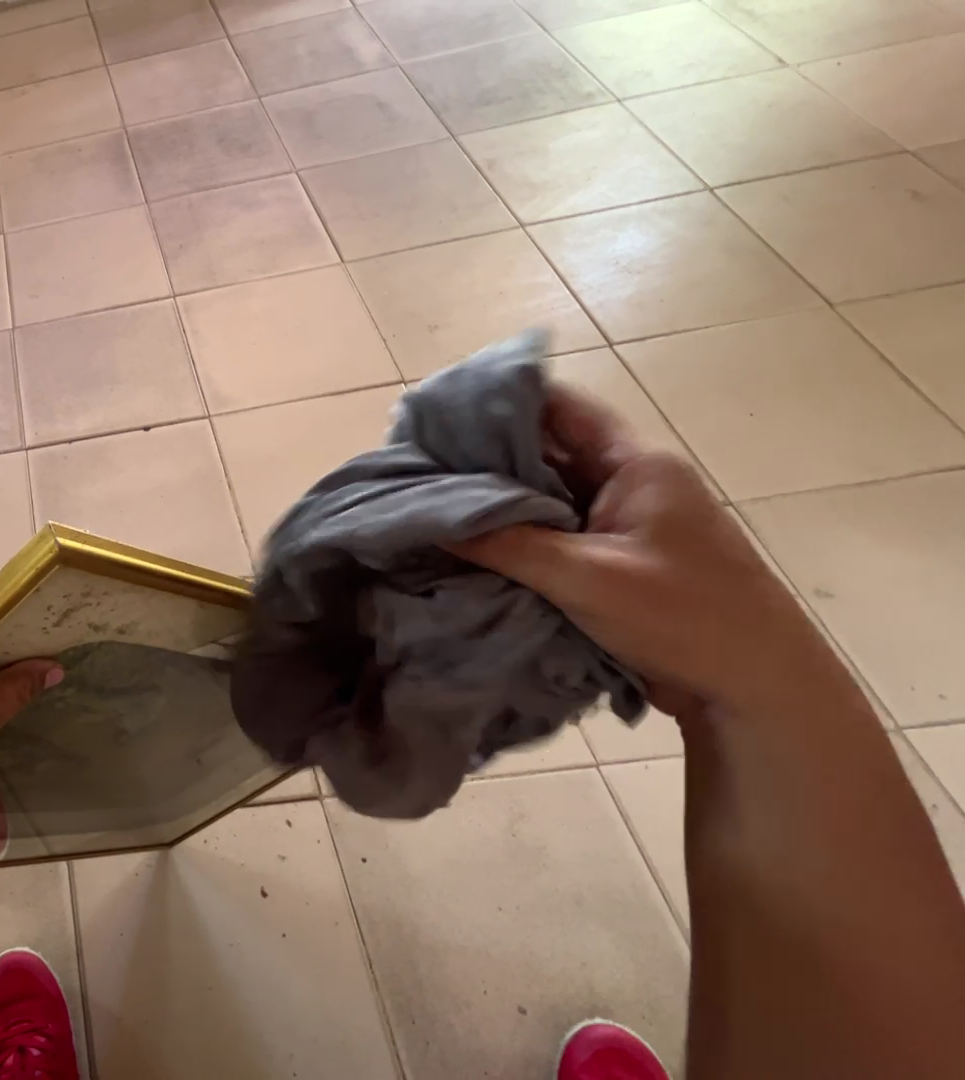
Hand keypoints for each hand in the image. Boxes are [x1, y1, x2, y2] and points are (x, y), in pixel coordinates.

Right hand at [449, 386, 847, 719]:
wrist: (754, 688)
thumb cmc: (685, 618)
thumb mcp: (585, 577)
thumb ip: (506, 543)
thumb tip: (432, 520)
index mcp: (635, 465)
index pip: (561, 407)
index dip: (503, 399)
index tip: (442, 408)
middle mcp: (624, 482)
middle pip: (544, 448)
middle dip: (483, 452)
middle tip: (418, 458)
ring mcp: (616, 521)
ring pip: (541, 492)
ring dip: (493, 495)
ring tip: (428, 495)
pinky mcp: (607, 557)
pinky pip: (547, 529)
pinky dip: (508, 531)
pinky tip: (463, 538)